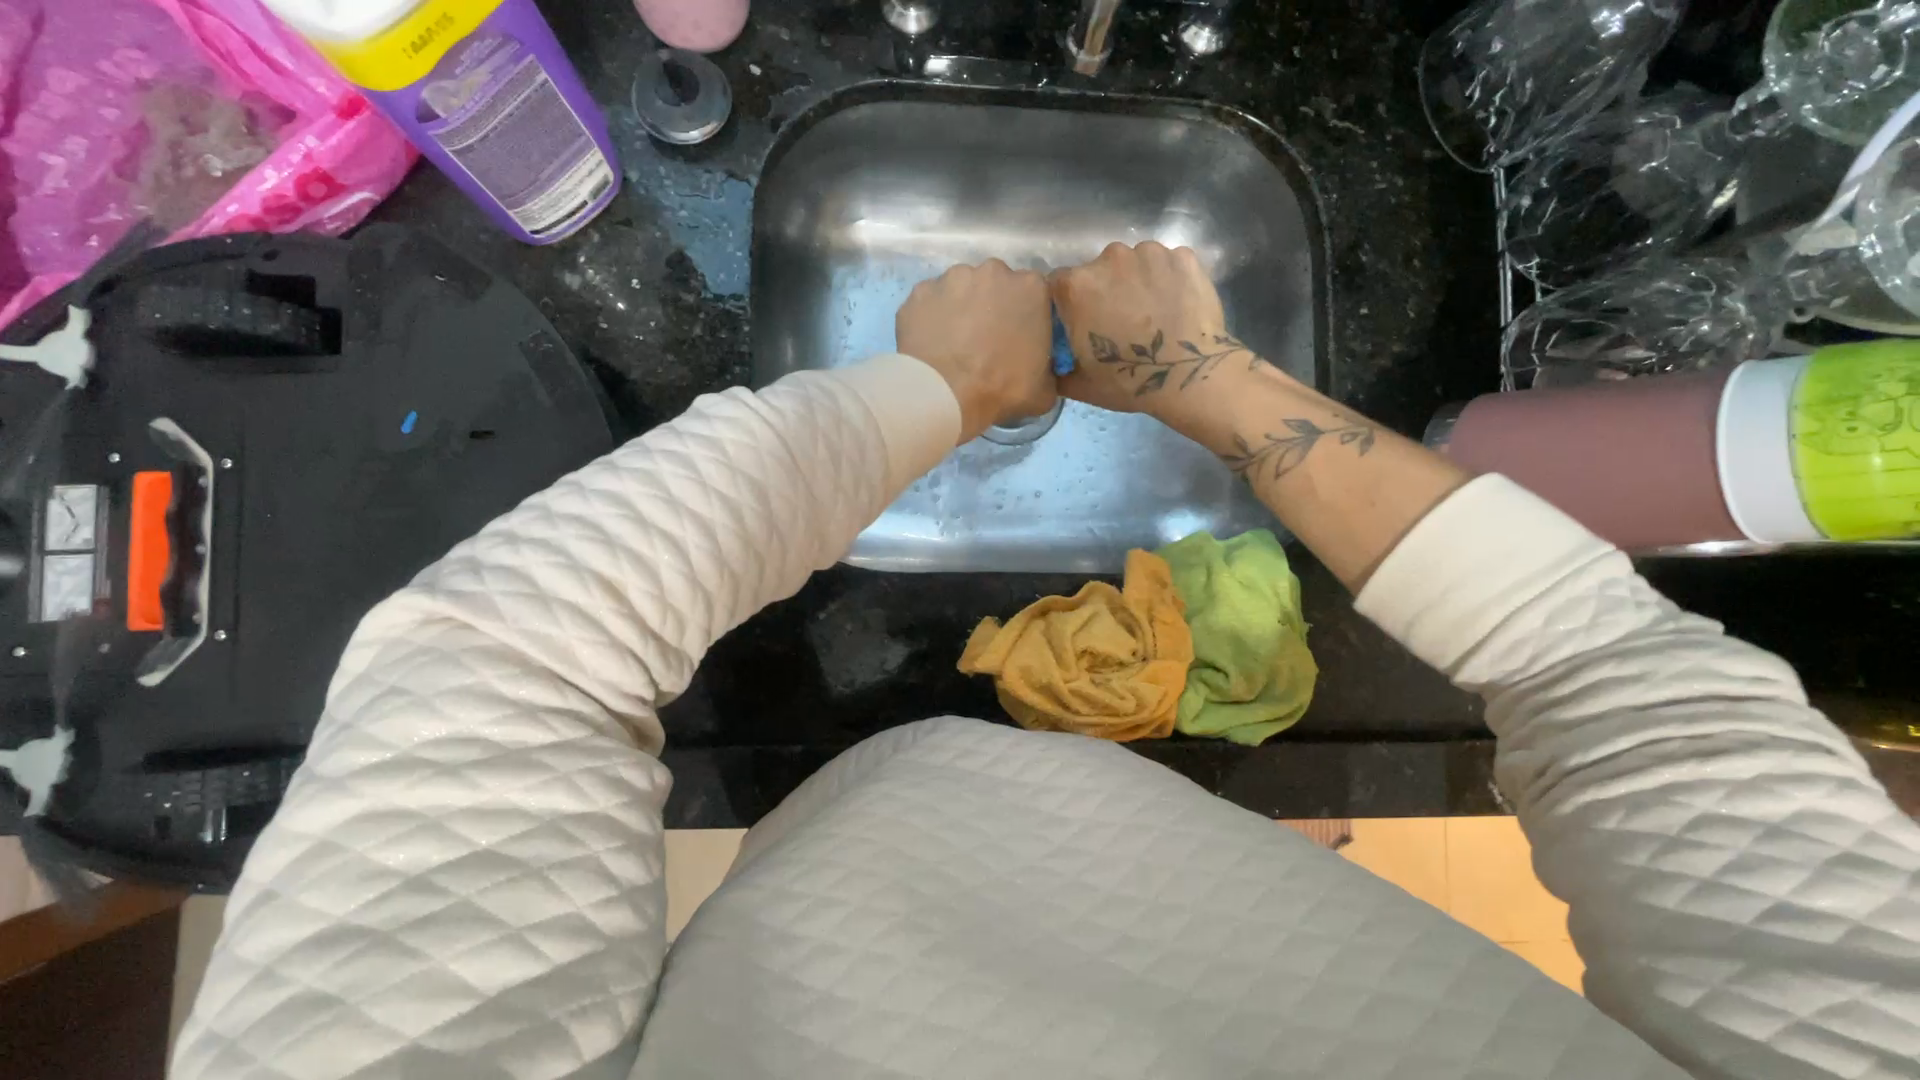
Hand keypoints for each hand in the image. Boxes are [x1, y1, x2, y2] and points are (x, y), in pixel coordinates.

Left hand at [896, 260, 1056, 443]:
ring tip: (954, 343)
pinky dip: (930, 317)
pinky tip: (931, 343)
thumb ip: (1048, 369)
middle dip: (992, 306)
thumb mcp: (1044, 390)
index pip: (1033, 296)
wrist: (945, 395)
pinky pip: (930, 302)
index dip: (1024, 316)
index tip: (1016, 338)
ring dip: (960, 308)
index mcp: (1031, 288)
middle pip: (996, 285)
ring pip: (960, 289)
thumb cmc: (1002, 390)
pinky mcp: (920, 291)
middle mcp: (993, 271)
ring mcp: (952, 278)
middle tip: (984, 341)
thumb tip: (1041, 372)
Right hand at [1051, 242, 1253, 428]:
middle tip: (1119, 321)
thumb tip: (1051, 365)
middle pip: (1098, 269)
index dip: (1068, 303)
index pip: (1058, 284)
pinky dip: (1168, 279)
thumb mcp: (1080, 384)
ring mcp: (1149, 253)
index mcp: (1076, 286)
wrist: (1190, 375)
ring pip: (1134, 262)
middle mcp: (1109, 258)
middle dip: (1105, 290)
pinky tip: (1174, 304)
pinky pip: (1167, 263)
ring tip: (1151, 312)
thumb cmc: (1129, 381)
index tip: (1080, 322)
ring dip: (1137, 281)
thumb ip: (1056, 368)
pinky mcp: (1183, 256)